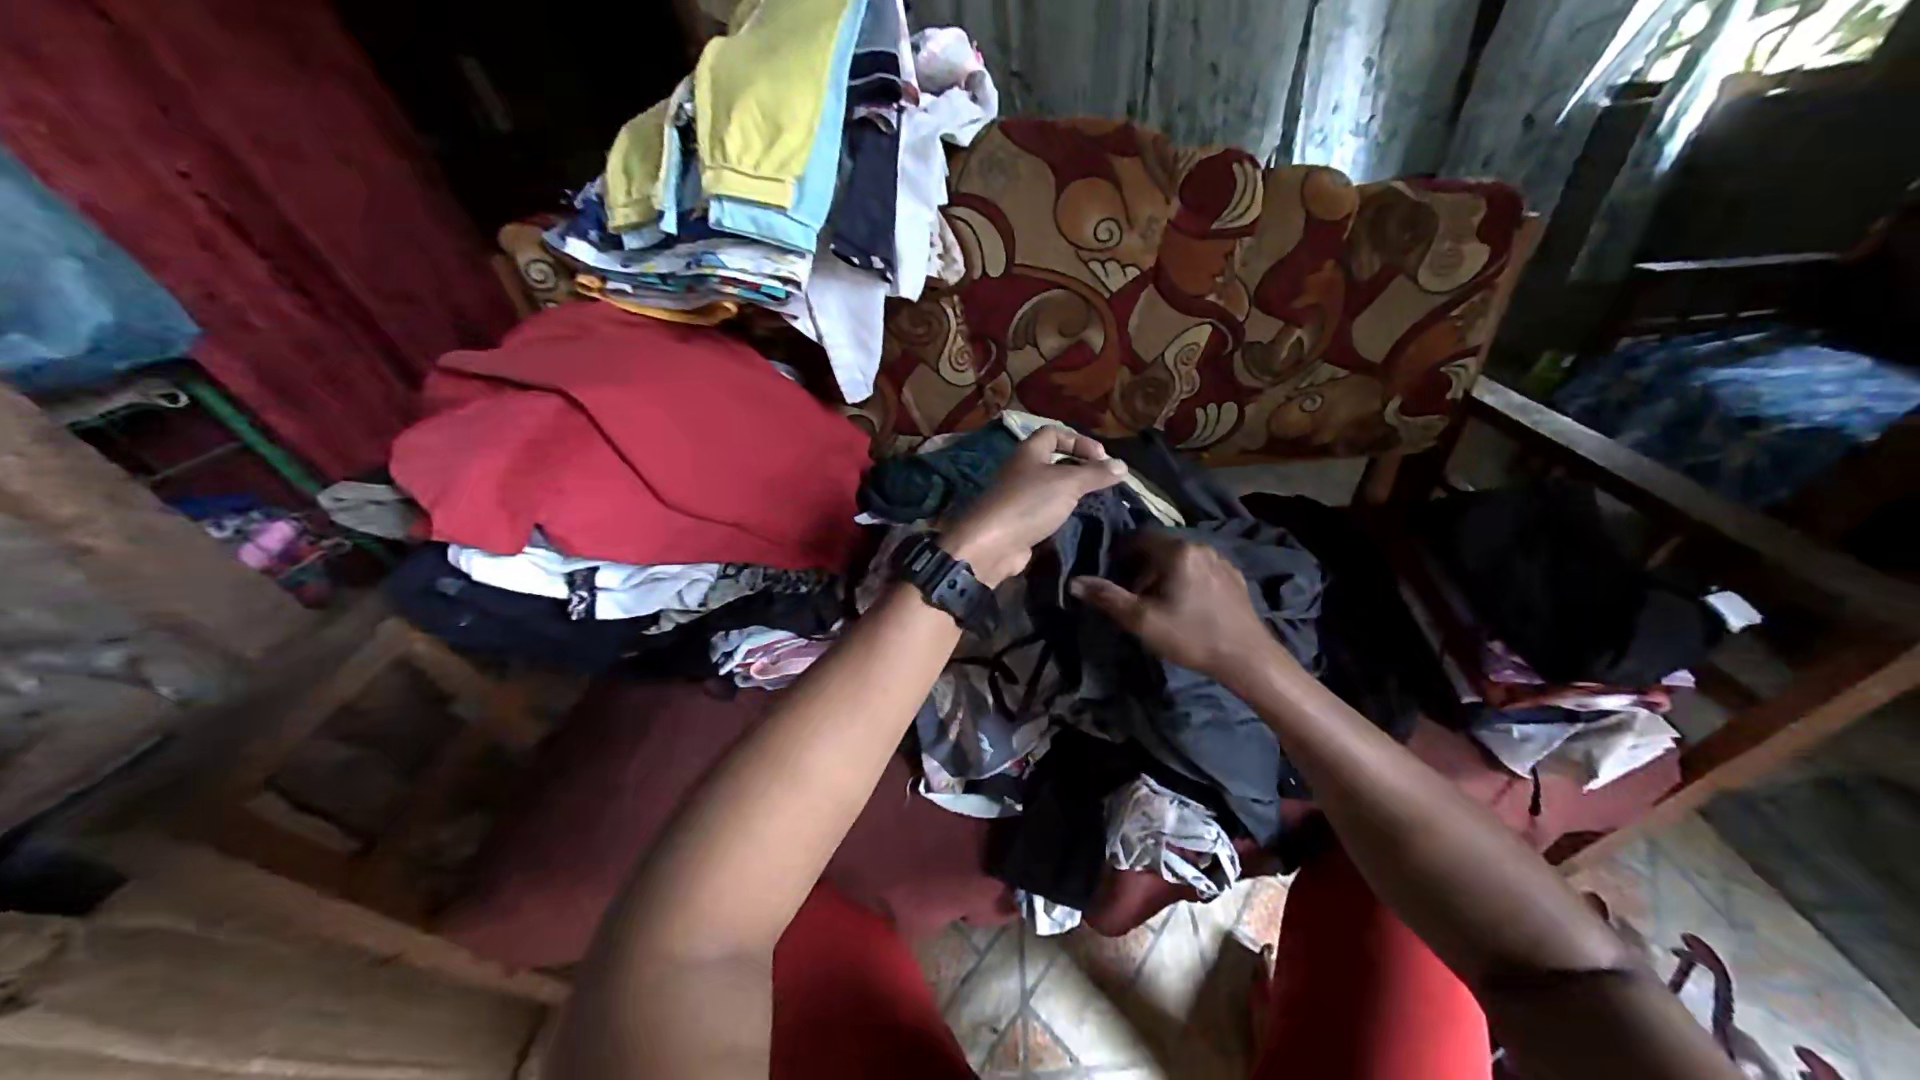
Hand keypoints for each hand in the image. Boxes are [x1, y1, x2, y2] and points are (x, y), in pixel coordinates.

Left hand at [941, 427, 1127, 585]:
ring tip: (1095, 500)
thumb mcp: (1068, 483)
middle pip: (1052, 460)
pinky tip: (1075, 519)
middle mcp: (1020, 470)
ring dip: (1071, 491)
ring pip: (1049, 487)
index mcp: (1028, 452)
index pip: (1053, 433)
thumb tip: (1122, 466)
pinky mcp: (1017, 521)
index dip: (1079, 440)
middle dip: (1079, 467)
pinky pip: (1043, 510)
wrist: (991, 545)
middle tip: (1102, 481)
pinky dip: (1060, 511)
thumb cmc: (1029, 503)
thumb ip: (1095, 474)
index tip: (1101, 458)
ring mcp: (1017, 497)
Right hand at [1069, 532, 1290, 681]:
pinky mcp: (1234, 577)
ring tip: (1157, 602)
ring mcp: (1221, 560)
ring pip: (1180, 558)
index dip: (1119, 553)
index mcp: (1177, 550)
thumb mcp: (1141, 620)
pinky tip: (1185, 606)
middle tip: (1131, 593)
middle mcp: (1200, 546)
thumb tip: (1074, 581)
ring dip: (1163, 573)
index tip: (1110, 574)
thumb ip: (1107, 597)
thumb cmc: (1191, 636)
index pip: (1138, 536)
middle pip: (1160, 546)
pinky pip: (1199, 568)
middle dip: (1141, 565)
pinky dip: (1185, 579)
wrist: (1248, 658)